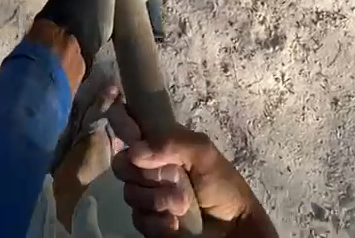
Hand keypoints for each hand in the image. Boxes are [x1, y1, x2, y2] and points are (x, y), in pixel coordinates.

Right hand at [111, 129, 275, 237]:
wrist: (233, 227)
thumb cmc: (221, 182)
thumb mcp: (202, 152)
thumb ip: (169, 143)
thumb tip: (133, 152)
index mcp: (158, 144)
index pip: (127, 127)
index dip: (122, 126)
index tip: (133, 138)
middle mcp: (147, 168)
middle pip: (121, 164)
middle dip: (145, 174)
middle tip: (170, 178)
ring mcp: (146, 196)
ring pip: (130, 193)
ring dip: (158, 200)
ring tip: (183, 204)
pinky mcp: (149, 223)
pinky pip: (139, 220)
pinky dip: (158, 223)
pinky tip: (175, 223)